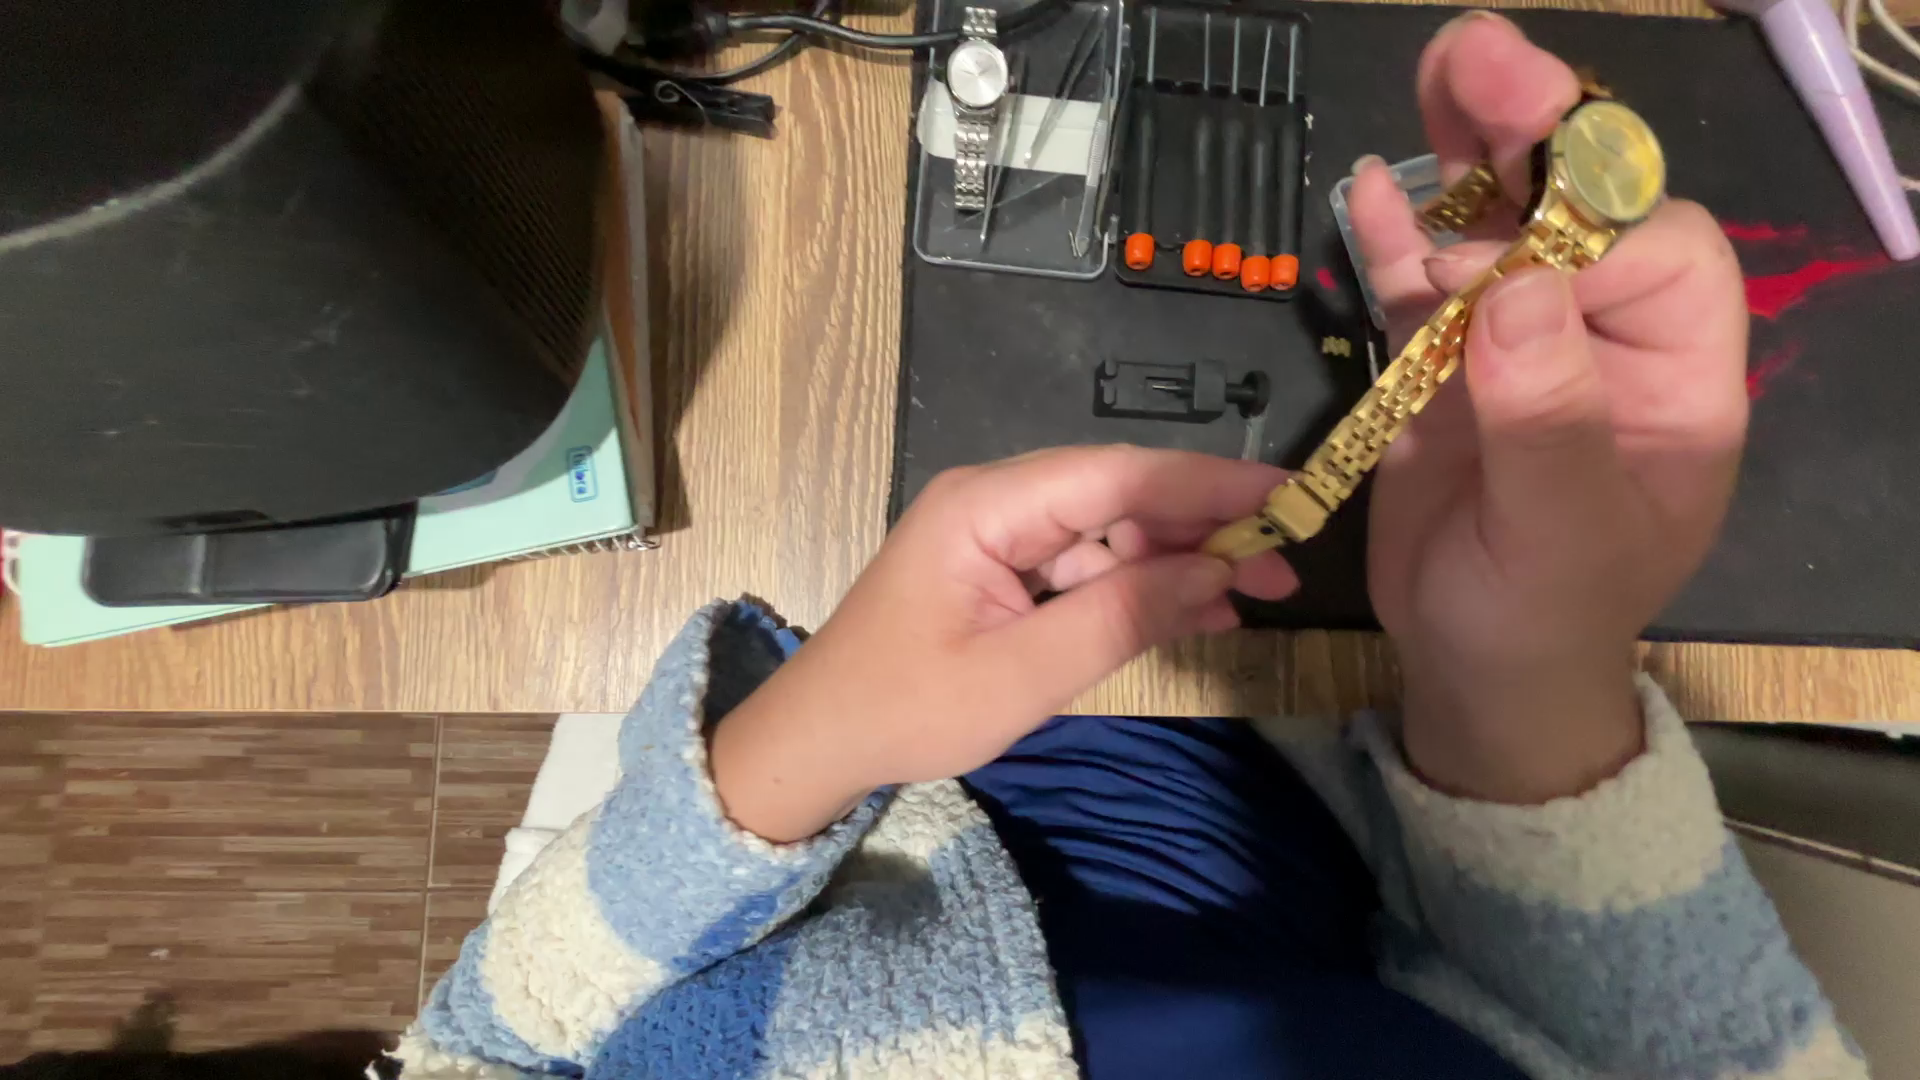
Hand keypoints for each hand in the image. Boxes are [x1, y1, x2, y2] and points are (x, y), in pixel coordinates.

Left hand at [710, 446, 1297, 841]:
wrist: (823, 736)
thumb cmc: (906, 709)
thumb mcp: (1021, 675)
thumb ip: (1120, 617)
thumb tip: (1218, 570)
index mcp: (985, 505)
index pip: (1114, 475)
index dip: (1206, 483)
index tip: (1290, 496)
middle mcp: (993, 500)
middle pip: (1115, 494)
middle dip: (1200, 526)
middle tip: (1282, 566)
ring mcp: (997, 532)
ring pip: (1105, 529)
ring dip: (1174, 559)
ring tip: (1252, 595)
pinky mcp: (1001, 566)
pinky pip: (1080, 564)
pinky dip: (1133, 586)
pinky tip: (1192, 609)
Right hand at [1346, 14, 1747, 801]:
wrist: (1473, 655)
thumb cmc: (1538, 609)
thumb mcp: (1559, 533)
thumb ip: (1551, 416)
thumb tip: (1517, 290)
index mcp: (1668, 374)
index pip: (1647, 255)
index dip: (1566, 241)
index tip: (1473, 287)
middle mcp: (1594, 344)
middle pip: (1572, 215)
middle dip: (1529, 132)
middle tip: (1466, 55)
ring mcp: (1508, 356)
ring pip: (1491, 241)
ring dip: (1461, 164)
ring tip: (1431, 82)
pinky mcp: (1438, 378)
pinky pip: (1418, 297)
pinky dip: (1395, 244)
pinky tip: (1367, 193)